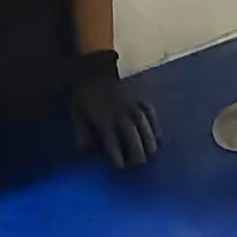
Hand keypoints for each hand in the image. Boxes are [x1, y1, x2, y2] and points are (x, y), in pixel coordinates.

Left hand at [70, 50, 158, 169]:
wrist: (93, 70)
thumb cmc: (84, 99)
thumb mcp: (77, 117)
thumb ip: (82, 135)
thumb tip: (86, 152)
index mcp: (103, 119)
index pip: (112, 142)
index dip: (117, 156)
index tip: (121, 167)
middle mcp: (119, 113)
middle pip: (132, 135)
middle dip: (137, 152)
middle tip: (139, 165)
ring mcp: (131, 104)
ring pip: (144, 124)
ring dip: (149, 140)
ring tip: (152, 154)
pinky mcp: (138, 98)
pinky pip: (150, 112)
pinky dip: (155, 124)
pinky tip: (159, 137)